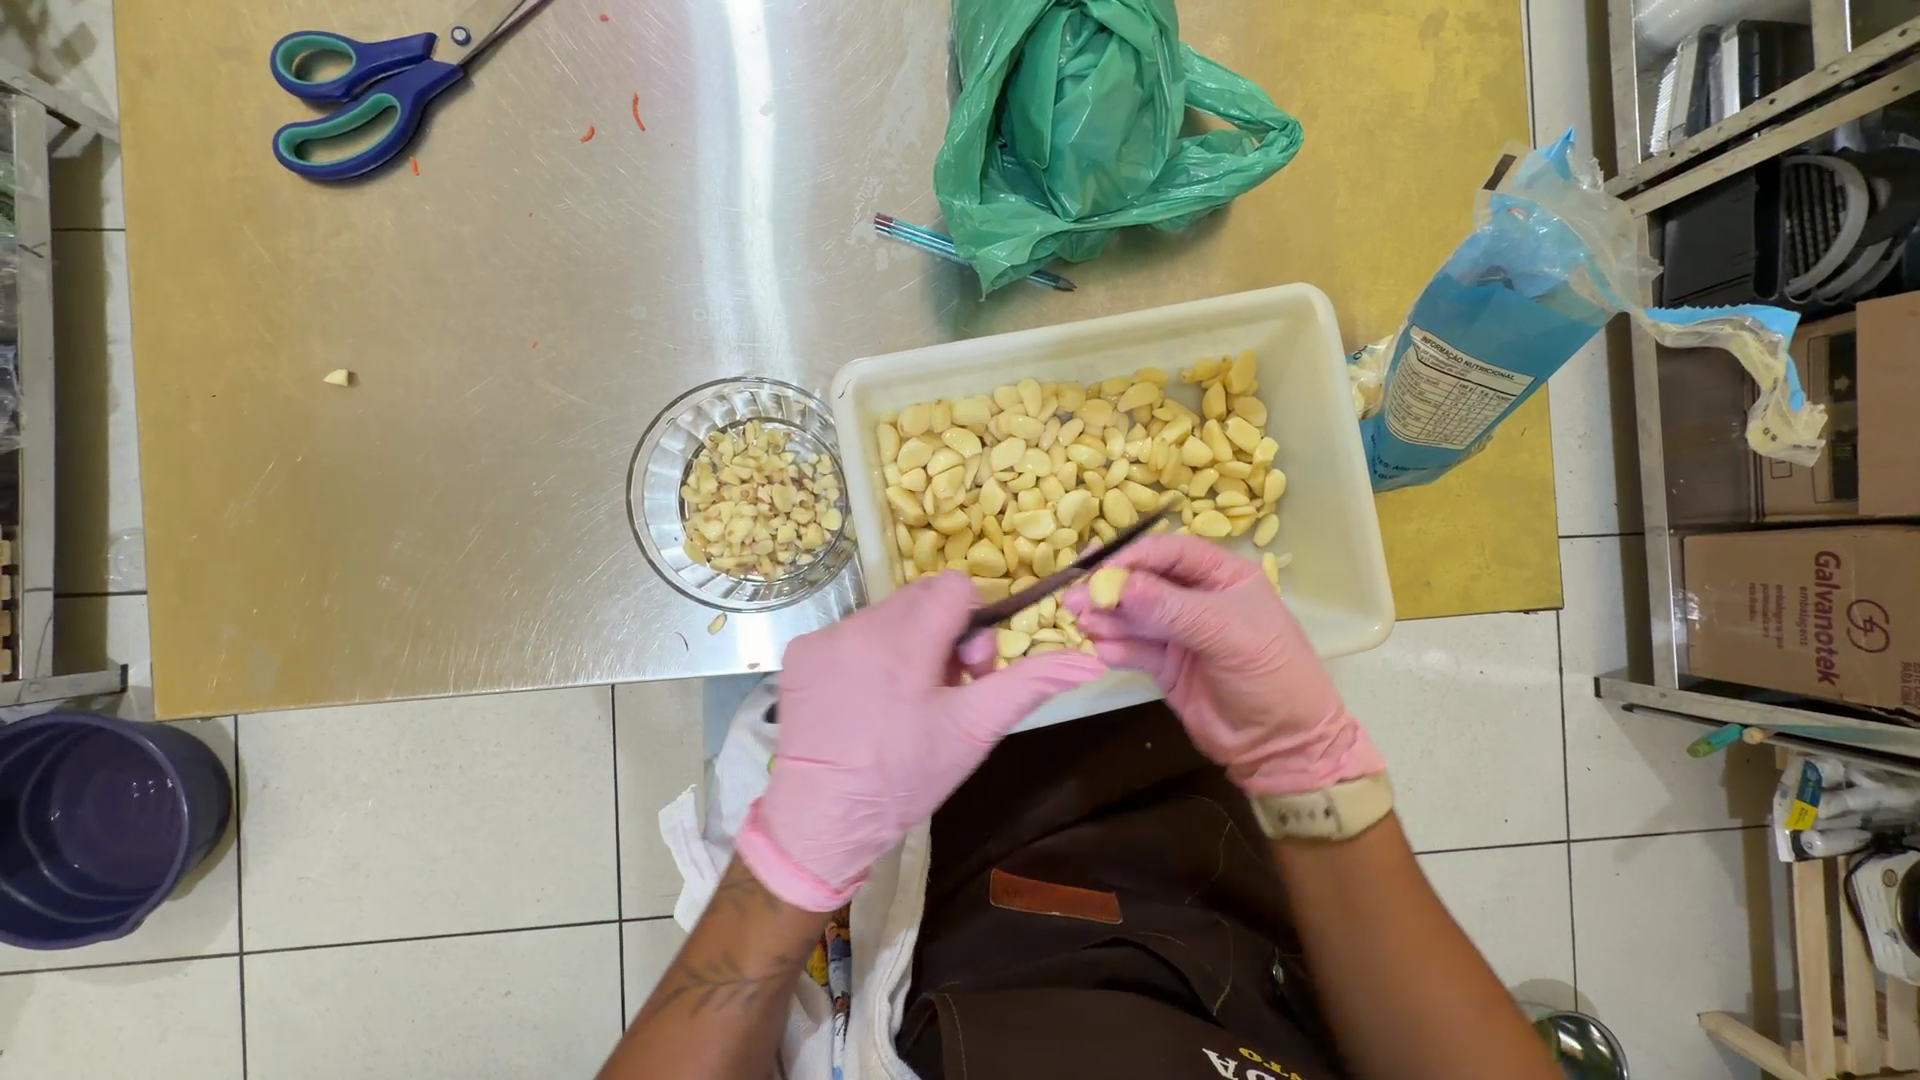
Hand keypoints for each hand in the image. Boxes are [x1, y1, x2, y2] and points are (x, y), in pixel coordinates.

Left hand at [736, 571, 1106, 910]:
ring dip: (905, 643)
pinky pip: (849, 632)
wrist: (823, 820)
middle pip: (921, 598)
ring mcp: (823, 638)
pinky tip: (865, 700)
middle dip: (941, 633)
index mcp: (904, 642)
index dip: (973, 623)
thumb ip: (1031, 685)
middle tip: (938, 689)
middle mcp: (858, 627)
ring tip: (900, 699)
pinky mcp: (800, 652)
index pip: (955, 587)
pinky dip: (866, 654)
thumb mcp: (974, 731)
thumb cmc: (906, 777)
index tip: (967, 670)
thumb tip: (1092, 662)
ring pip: (887, 614)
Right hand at [1063, 535, 1382, 795]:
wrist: (1282, 746)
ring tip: (1084, 625)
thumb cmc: (1270, 677)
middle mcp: (1199, 598)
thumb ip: (1171, 608)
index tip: (1102, 570)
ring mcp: (1180, 633)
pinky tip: (1104, 651)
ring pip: (1135, 616)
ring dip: (1108, 618)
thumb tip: (1118, 584)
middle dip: (1112, 589)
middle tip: (1075, 599)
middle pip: (1146, 583)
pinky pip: (1135, 650)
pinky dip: (1117, 648)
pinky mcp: (1166, 666)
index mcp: (1224, 577)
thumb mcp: (1226, 634)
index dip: (1136, 557)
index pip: (1172, 553)